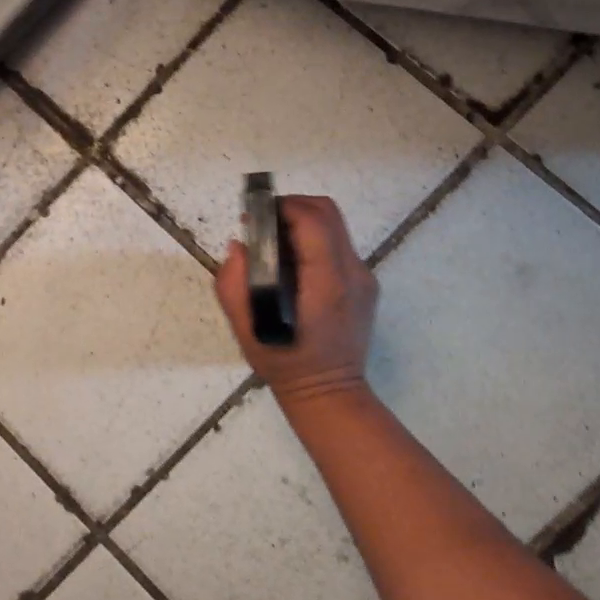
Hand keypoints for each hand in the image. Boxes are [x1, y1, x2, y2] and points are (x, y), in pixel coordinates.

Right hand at [214, 195, 379, 408]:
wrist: (328, 392)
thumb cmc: (283, 362)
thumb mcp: (246, 327)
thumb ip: (234, 283)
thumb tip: (240, 246)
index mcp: (326, 283)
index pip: (312, 221)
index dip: (282, 207)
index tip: (255, 215)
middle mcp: (352, 273)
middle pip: (327, 212)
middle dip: (292, 206)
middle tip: (263, 222)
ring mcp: (363, 277)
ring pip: (334, 226)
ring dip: (302, 222)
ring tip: (274, 241)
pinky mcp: (364, 284)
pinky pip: (338, 245)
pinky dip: (313, 240)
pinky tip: (292, 264)